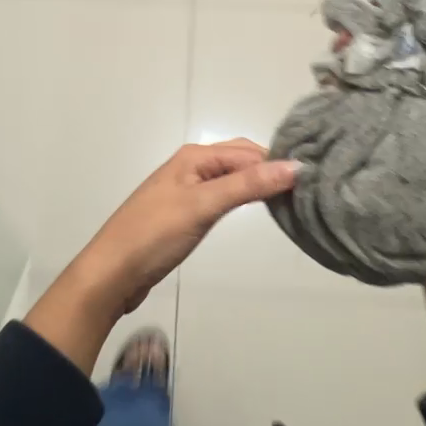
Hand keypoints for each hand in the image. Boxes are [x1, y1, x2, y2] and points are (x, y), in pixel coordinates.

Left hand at [24, 140, 300, 371]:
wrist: (111, 274)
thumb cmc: (155, 235)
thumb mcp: (203, 206)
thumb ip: (248, 185)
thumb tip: (295, 165)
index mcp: (195, 156)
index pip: (248, 151)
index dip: (278, 161)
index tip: (314, 178)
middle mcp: (192, 166)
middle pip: (241, 160)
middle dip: (271, 169)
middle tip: (309, 189)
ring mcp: (188, 190)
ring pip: (233, 179)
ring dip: (259, 185)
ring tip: (293, 200)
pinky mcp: (186, 214)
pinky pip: (223, 197)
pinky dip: (243, 200)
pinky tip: (259, 212)